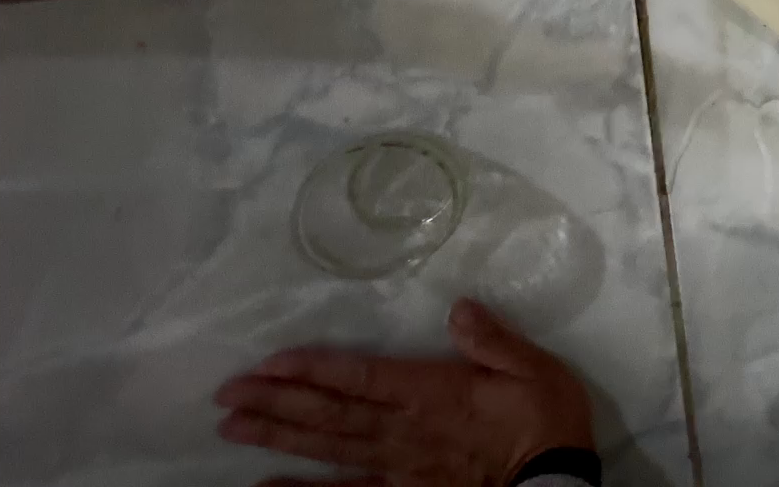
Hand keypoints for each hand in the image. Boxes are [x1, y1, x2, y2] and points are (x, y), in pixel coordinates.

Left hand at [215, 299, 593, 486]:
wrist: (548, 476)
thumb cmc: (542, 412)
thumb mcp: (531, 365)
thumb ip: (492, 339)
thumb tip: (458, 308)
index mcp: (437, 392)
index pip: (366, 378)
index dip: (319, 369)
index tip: (274, 361)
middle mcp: (406, 428)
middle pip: (335, 414)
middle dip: (281, 400)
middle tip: (230, 391)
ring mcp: (397, 464)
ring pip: (329, 448)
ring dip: (280, 436)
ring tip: (233, 425)